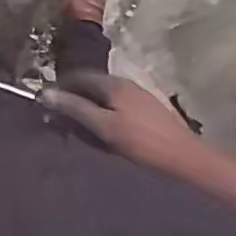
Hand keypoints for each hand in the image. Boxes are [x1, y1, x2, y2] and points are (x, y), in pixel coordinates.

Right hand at [39, 72, 235, 225]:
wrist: (189, 159)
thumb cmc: (143, 143)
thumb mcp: (104, 127)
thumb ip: (74, 109)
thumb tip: (46, 94)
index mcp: (113, 83)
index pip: (77, 76)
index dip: (59, 89)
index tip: (46, 107)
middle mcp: (125, 84)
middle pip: (90, 86)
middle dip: (72, 101)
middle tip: (60, 123)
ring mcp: (138, 96)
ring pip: (103, 98)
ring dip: (87, 110)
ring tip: (79, 132)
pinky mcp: (147, 111)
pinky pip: (115, 107)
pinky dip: (102, 116)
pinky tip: (103, 135)